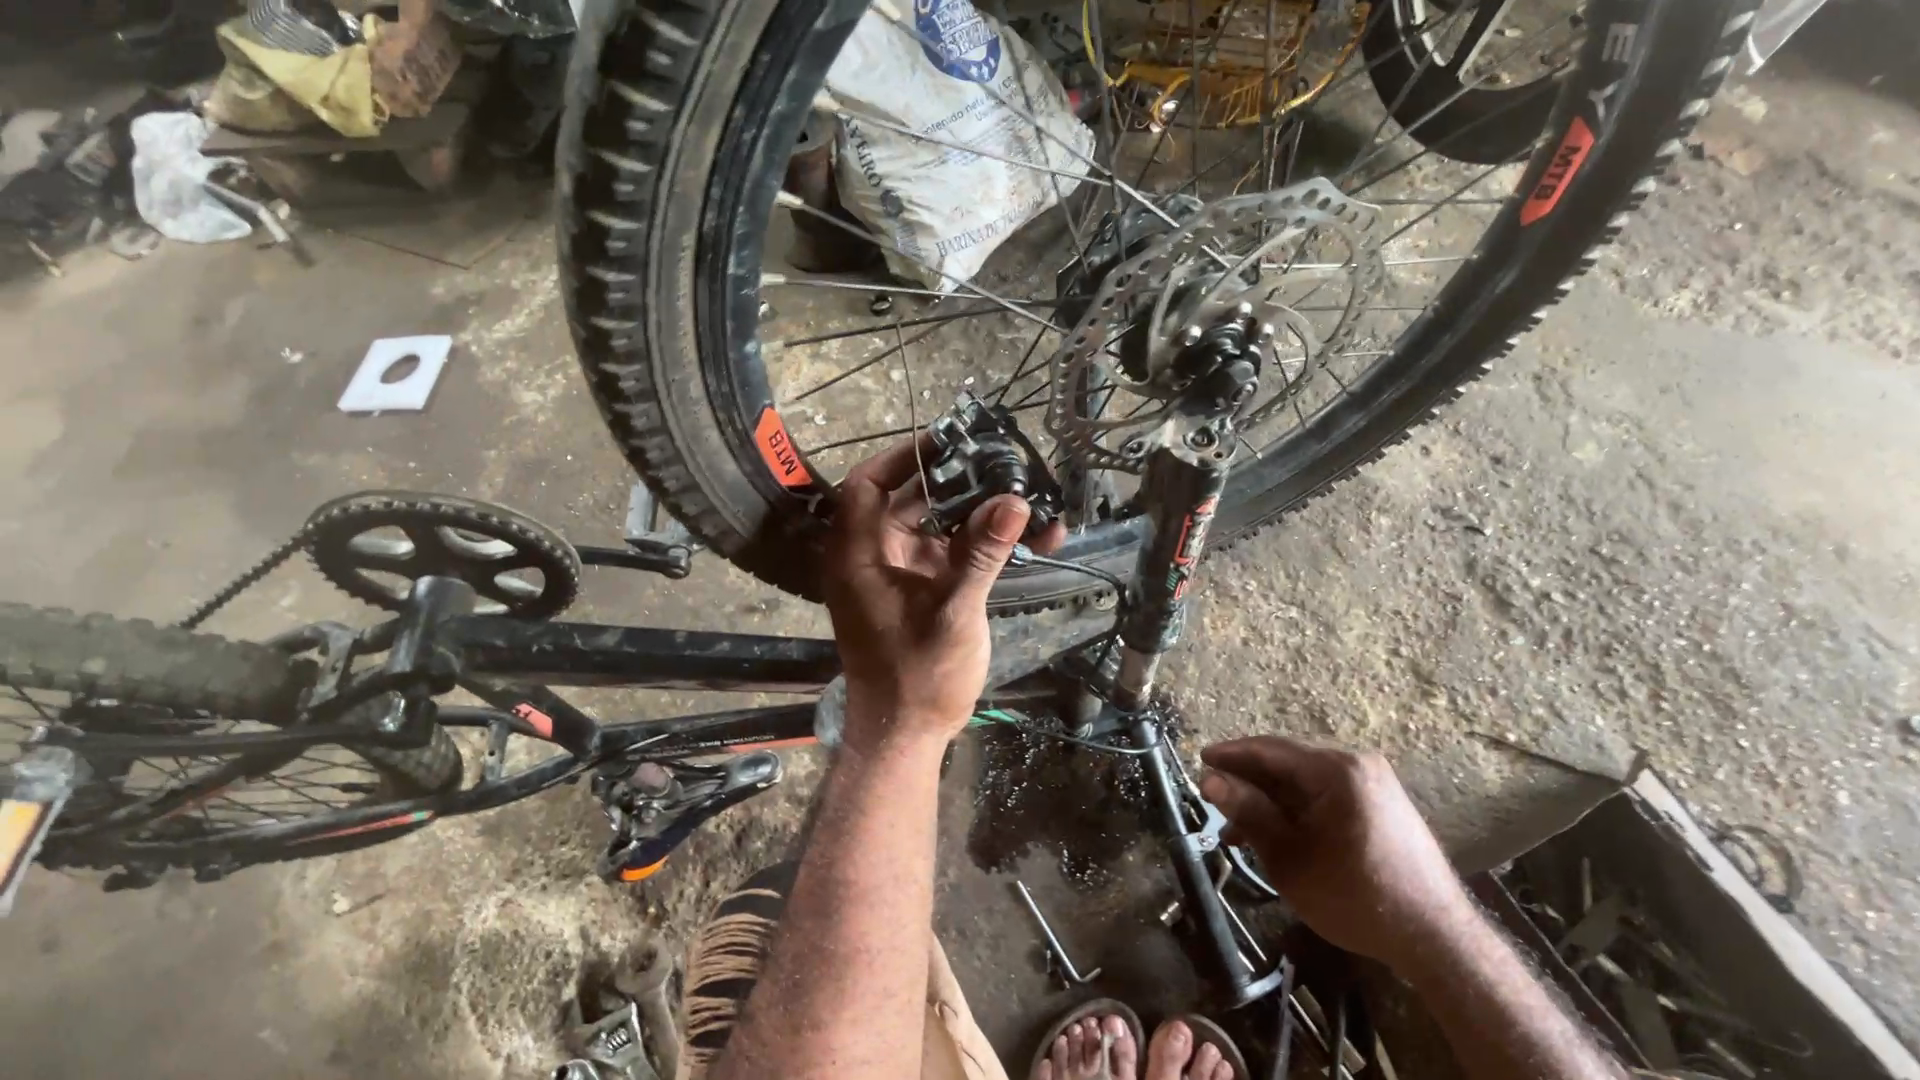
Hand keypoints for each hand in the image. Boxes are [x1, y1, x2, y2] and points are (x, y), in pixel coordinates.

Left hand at [823, 439, 1060, 753]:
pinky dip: (978, 544)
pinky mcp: (921, 592)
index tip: (945, 440)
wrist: (907, 734)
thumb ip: (981, 553)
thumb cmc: (918, 676)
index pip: (867, 485)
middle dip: (950, 479)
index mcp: (859, 557)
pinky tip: (1025, 537)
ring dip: (972, 511)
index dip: (901, 457)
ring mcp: (898, 575)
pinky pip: (947, 554)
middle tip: (995, 459)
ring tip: (1019, 490)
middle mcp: (873, 558)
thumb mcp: (953, 611)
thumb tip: (1014, 500)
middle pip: (904, 499)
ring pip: (931, 525)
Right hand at [1199, 737, 1473, 969]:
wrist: (1434, 938)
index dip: (1230, 756)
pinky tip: (1276, 837)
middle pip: (1287, 764)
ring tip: (1237, 832)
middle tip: (1214, 804)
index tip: (1198, 762)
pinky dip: (1297, 811)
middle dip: (1248, 784)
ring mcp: (1374, 784)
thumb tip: (1209, 779)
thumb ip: (1249, 811)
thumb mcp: (1289, 857)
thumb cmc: (1354, 896)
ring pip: (1304, 783)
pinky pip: (1326, 796)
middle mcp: (1357, 765)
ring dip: (1270, 802)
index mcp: (1337, 769)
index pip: (1269, 749)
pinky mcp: (1381, 805)